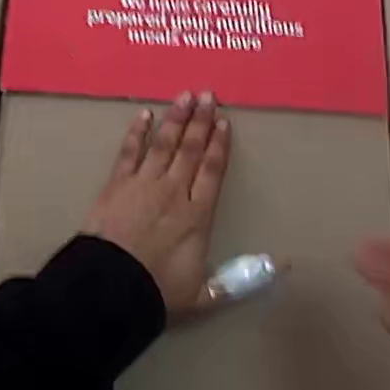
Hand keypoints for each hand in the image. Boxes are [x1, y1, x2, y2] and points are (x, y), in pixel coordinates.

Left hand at [83, 92, 230, 314]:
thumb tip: (281, 268)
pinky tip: (143, 115)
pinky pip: (129, 153)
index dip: (220, 145)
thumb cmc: (157, 292)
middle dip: (201, 121)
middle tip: (208, 95)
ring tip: (184, 96)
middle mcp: (174, 192)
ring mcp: (144, 185)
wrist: (108, 289)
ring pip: (164, 144)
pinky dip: (136, 133)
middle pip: (191, 150)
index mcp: (197, 215)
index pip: (213, 170)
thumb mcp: (203, 294)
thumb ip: (238, 280)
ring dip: (175, 119)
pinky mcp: (117, 185)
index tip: (225, 122)